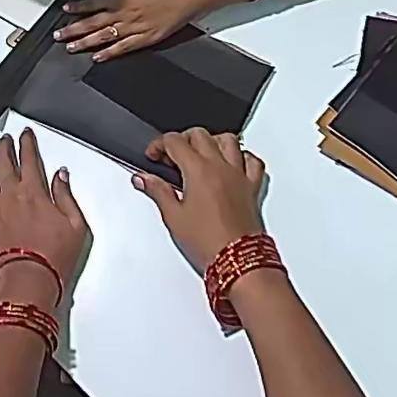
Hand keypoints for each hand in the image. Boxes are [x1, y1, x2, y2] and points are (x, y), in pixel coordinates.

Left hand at [0, 129, 89, 312]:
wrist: (28, 280)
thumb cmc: (53, 258)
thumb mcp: (76, 225)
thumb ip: (66, 196)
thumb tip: (61, 176)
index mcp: (35, 192)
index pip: (29, 158)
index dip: (27, 143)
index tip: (25, 135)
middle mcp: (11, 195)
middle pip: (3, 161)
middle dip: (3, 146)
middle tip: (4, 139)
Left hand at [56, 0, 213, 60]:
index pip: (92, 4)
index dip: (76, 8)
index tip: (65, 11)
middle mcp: (124, 13)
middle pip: (92, 23)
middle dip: (73, 30)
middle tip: (59, 35)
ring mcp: (135, 27)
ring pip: (104, 37)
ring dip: (85, 43)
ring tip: (71, 48)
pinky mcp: (147, 38)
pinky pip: (124, 47)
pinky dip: (110, 53)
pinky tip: (98, 57)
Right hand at [134, 129, 267, 274]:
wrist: (239, 263)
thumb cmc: (209, 242)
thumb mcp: (174, 216)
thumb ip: (158, 191)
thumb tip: (144, 178)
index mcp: (198, 170)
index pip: (174, 141)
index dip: (159, 145)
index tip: (154, 156)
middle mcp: (221, 167)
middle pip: (199, 134)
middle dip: (182, 140)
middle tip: (172, 157)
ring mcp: (239, 175)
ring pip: (228, 140)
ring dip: (211, 142)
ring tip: (200, 154)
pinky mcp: (252, 187)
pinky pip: (252, 161)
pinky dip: (242, 156)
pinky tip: (230, 164)